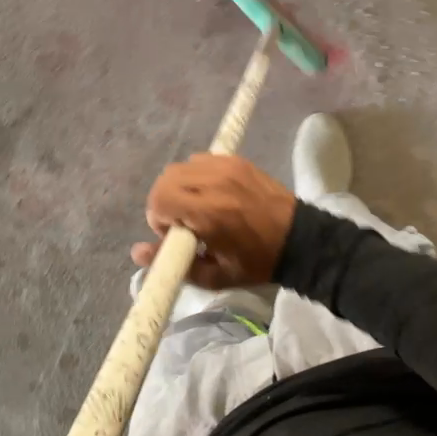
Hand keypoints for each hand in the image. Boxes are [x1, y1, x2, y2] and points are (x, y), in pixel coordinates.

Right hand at [130, 153, 296, 288]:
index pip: (159, 200)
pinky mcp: (236, 160)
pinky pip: (199, 160)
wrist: (300, 239)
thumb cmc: (256, 262)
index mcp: (209, 213)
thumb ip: (173, 264)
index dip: (158, 220)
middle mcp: (214, 183)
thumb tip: (136, 252)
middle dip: (164, 203)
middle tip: (182, 222)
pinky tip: (210, 194)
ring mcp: (226, 166)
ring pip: (180, 168)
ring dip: (179, 188)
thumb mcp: (214, 276)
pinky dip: (195, 177)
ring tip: (196, 207)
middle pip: (165, 180)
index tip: (174, 235)